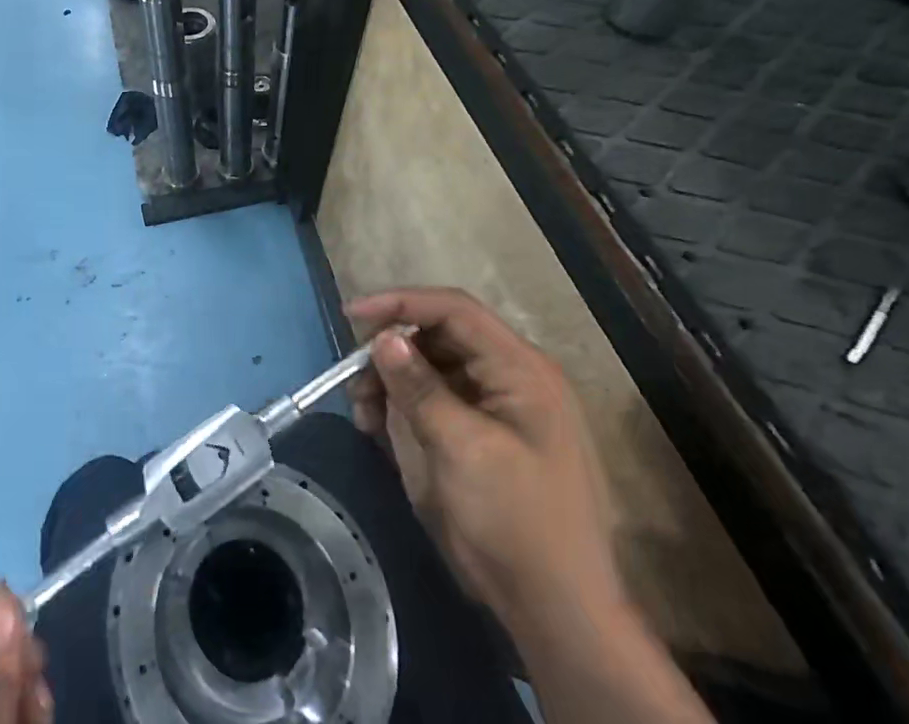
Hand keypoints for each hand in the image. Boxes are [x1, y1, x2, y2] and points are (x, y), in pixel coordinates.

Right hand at [345, 288, 620, 629]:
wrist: (555, 605)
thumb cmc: (515, 521)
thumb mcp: (462, 450)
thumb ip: (420, 389)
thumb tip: (384, 339)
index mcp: (520, 369)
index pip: (455, 311)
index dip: (402, 304)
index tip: (353, 315)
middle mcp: (509, 377)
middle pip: (440, 338)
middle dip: (392, 351)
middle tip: (354, 378)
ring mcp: (495, 407)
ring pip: (431, 370)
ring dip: (392, 381)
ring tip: (362, 411)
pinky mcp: (480, 435)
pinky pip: (434, 403)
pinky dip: (401, 408)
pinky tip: (377, 429)